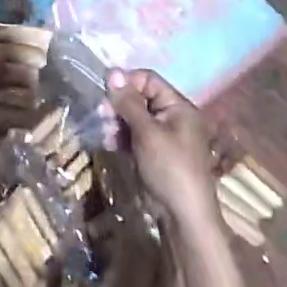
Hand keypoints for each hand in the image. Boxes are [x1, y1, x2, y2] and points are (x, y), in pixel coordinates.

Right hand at [108, 69, 217, 225]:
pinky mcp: (155, 153)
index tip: (105, 92)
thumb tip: (112, 71)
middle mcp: (172, 117)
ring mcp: (164, 136)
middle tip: (102, 116)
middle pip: (140, 98)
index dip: (126, 82)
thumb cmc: (169, 167)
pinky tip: (109, 145)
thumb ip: (128, 102)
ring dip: (117, 123)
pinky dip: (122, 137)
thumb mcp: (147, 132)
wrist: (184, 216)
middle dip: (119, 105)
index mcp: (178, 106)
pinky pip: (135, 136)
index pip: (149, 80)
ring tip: (106, 136)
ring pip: (134, 118)